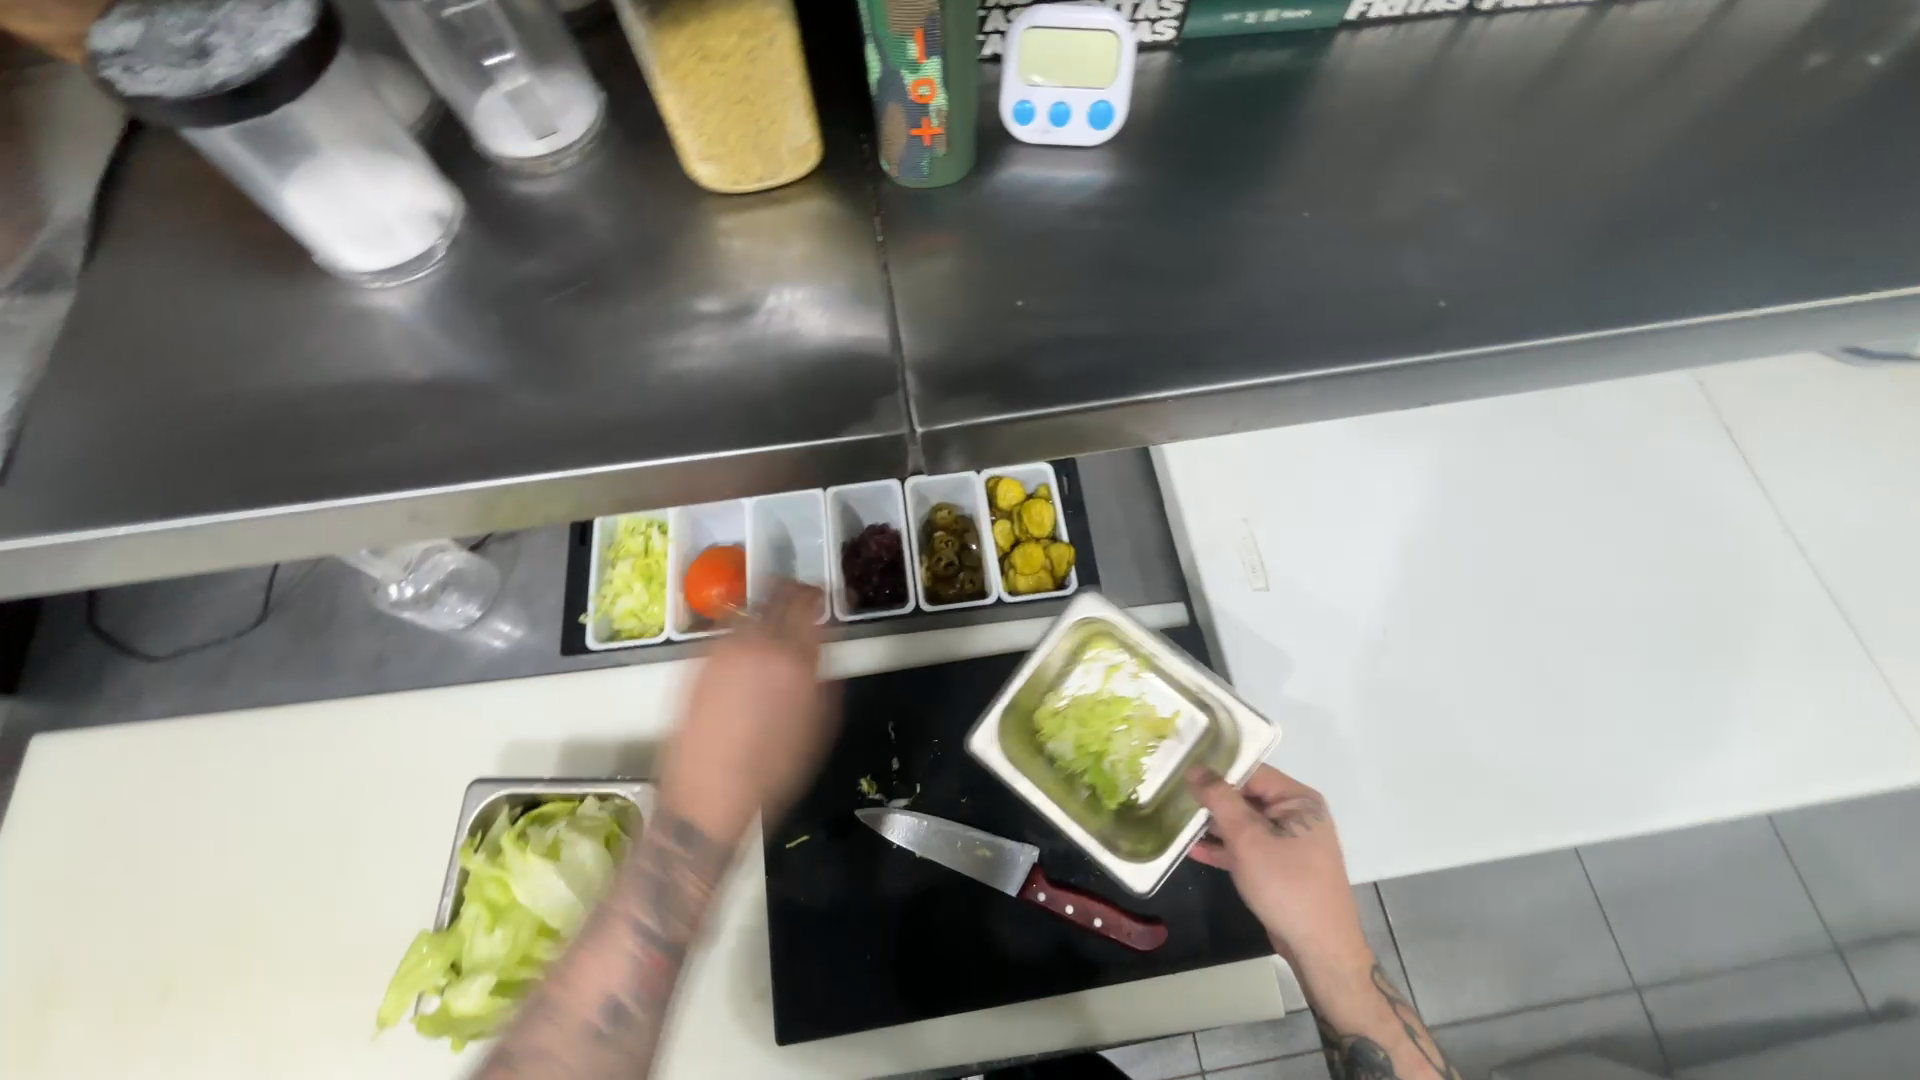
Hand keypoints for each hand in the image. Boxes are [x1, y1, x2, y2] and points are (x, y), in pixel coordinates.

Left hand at [658, 582, 836, 848]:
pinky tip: (744, 650)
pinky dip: (738, 631)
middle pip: (776, 594)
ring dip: (763, 609)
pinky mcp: (694, 663)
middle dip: (792, 592)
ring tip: (772, 621)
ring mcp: (720, 650)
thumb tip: (822, 659)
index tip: (824, 596)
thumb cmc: (773, 770)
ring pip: (746, 609)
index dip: (819, 594)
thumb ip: (825, 682)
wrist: (708, 795)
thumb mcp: (819, 728)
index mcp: (794, 657)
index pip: (809, 602)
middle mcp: (756, 644)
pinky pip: (721, 632)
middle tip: (801, 599)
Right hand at [1186, 765, 1370, 981]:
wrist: (1320, 949)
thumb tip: (1194, 768)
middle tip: (1172, 795)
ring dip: (1213, 826)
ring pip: (1244, 824)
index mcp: (1298, 800)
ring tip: (1175, 820)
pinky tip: (1192, 850)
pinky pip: (1247, 848)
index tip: (1180, 771)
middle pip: (1246, 797)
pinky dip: (1224, 848)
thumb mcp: (1248, 838)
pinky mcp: (1279, 867)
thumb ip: (1219, 799)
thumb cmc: (1286, 884)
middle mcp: (1296, 816)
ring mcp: (1289, 843)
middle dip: (1211, 800)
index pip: (1251, 772)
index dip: (1216, 771)